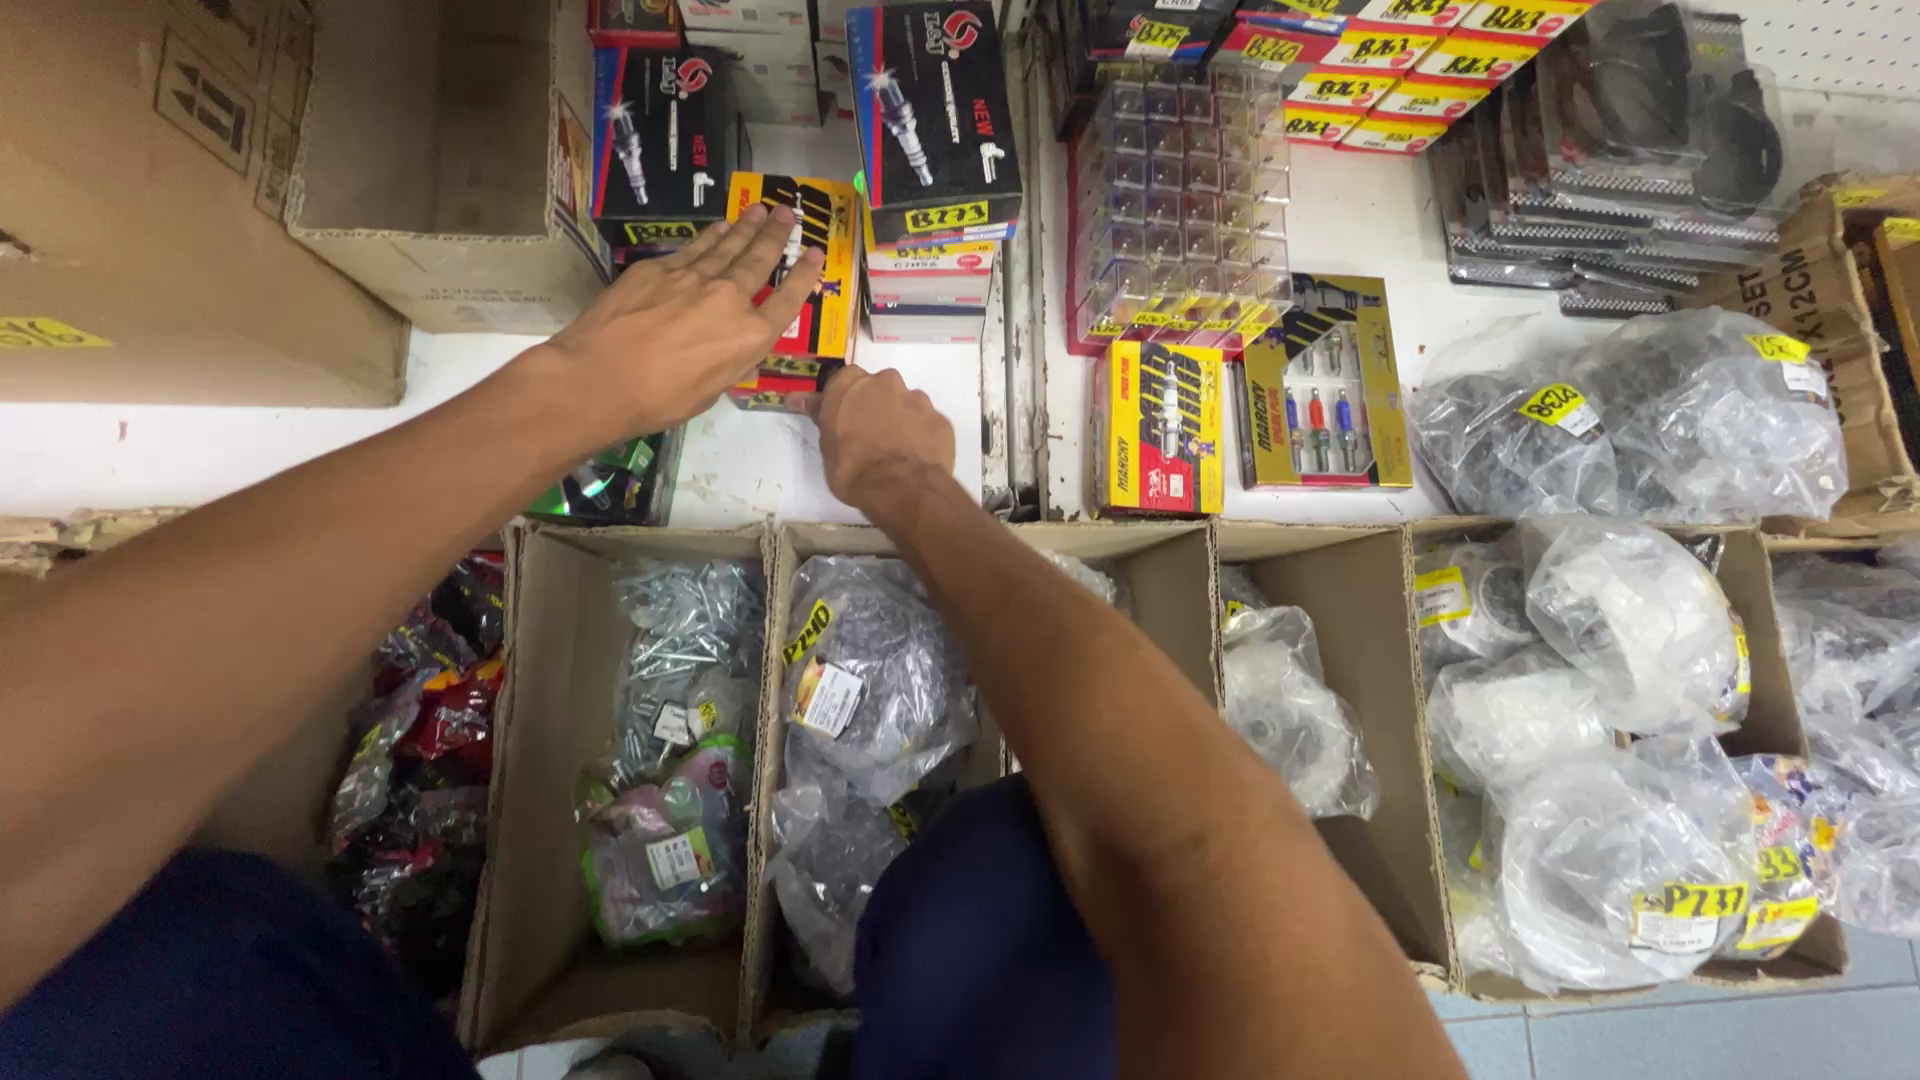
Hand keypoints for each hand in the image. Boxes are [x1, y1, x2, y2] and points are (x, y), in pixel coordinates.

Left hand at [537, 205, 824, 438]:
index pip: (788, 299)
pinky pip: (695, 248)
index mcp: (750, 336)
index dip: (804, 275)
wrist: (604, 376)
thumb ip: (729, 362)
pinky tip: (719, 227)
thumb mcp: (712, 390)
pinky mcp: (659, 268)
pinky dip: (710, 236)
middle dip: (776, 235)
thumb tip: (732, 351)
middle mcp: (730, 299)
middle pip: (759, 260)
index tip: (816, 254)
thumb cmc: (662, 399)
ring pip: (727, 245)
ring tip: (759, 209)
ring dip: (746, 227)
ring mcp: (693, 278)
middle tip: (788, 212)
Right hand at [798, 365, 954, 514]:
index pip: (843, 382)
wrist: (900, 487)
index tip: (844, 420)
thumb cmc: (853, 468)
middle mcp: (886, 382)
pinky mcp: (941, 419)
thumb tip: (800, 398)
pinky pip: (927, 424)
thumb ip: (822, 417)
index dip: (845, 402)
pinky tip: (917, 457)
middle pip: (879, 389)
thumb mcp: (826, 446)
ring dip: (901, 421)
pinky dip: (922, 436)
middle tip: (872, 437)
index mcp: (851, 383)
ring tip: (898, 450)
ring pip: (907, 404)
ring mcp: (918, 399)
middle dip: (876, 407)